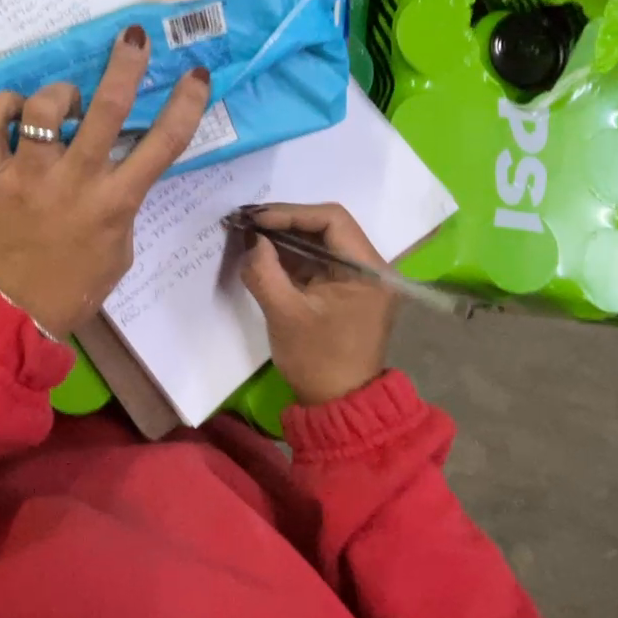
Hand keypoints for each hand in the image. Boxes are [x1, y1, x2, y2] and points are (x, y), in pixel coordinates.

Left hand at [0, 25, 211, 339]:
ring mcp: (29, 176)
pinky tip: (13, 108)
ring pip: (45, 110)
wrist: (7, 314)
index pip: (163, 146)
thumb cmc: (71, 287)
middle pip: (107, 110)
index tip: (196, 76)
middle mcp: (77, 181)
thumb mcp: (118, 252)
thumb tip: (119, 173)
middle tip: (133, 38)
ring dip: (60, 93)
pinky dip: (2, 106)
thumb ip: (121, 207)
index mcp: (116, 202)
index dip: (185, 106)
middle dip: (125, 66)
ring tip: (65, 100)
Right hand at [240, 203, 397, 406]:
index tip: (255, 219)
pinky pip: (318, 260)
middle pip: (326, 226)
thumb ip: (264, 270)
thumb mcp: (284, 313)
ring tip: (250, 232)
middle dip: (285, 221)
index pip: (332, 219)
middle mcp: (371, 267)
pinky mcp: (346, 288)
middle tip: (247, 221)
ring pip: (320, 241)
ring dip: (285, 236)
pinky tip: (264, 252)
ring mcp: (359, 278)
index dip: (290, 213)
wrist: (338, 405)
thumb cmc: (316, 360)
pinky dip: (291, 254)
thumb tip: (252, 239)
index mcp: (368, 270)